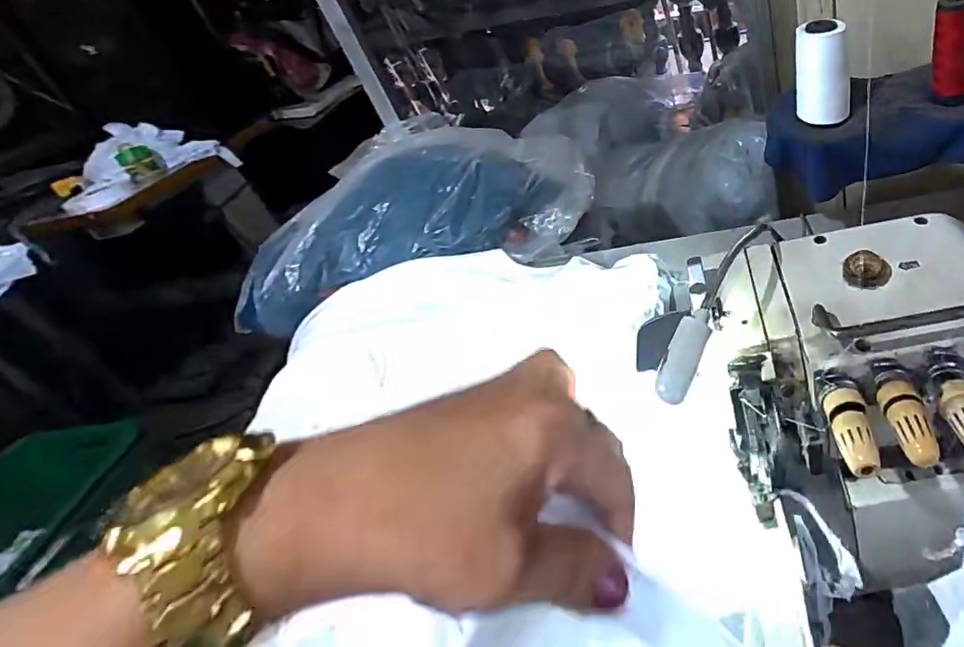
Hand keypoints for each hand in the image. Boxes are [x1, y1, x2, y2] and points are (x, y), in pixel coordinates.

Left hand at [229, 349, 634, 617]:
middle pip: (591, 430)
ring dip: (573, 442)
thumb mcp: (510, 567)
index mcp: (553, 423)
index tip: (611, 570)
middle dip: (600, 483)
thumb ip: (574, 568)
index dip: (622, 525)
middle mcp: (533, 390)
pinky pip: (529, 396)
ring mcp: (496, 385)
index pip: (614, 471)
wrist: (341, 498)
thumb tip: (617, 579)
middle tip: (586, 536)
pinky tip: (517, 468)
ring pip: (561, 400)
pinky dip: (542, 426)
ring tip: (559, 491)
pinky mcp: (467, 393)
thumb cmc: (432, 532)